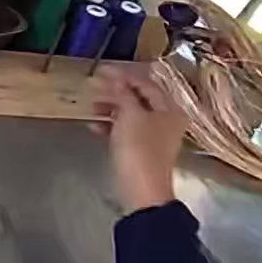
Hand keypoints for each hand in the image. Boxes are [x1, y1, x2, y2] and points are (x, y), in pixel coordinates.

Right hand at [95, 67, 188, 213]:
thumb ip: (122, 94)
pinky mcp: (142, 151)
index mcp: (169, 110)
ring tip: (92, 107)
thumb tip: (115, 79)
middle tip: (93, 87)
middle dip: (115, 93)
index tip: (101, 71)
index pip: (145, 84)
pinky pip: (125, 131)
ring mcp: (154, 137)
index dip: (123, 76)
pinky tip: (94, 127)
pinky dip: (111, 126)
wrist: (142, 191)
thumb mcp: (130, 116)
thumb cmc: (139, 149)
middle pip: (138, 99)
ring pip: (130, 115)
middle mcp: (165, 121)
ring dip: (110, 109)